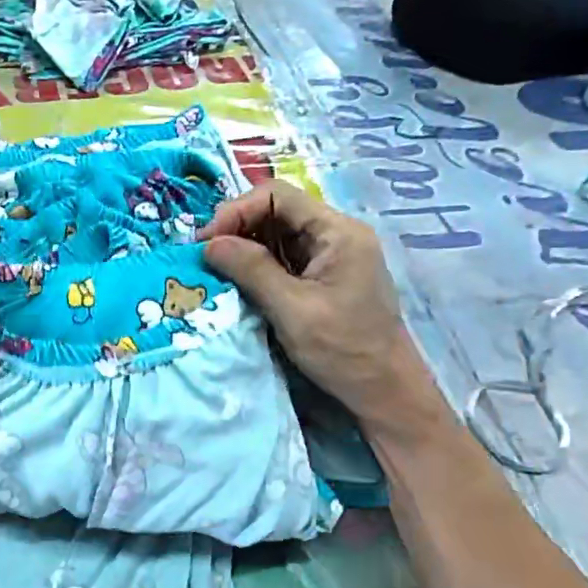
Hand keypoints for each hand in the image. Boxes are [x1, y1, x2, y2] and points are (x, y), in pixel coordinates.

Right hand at [199, 180, 435, 427]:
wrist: (383, 390)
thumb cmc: (343, 349)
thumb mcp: (292, 309)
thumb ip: (251, 269)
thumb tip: (209, 243)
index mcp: (338, 233)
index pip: (277, 197)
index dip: (236, 211)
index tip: (206, 242)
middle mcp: (336, 234)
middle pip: (276, 210)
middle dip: (236, 227)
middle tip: (205, 256)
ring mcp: (329, 255)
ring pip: (276, 233)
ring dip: (242, 246)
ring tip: (215, 268)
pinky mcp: (321, 276)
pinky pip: (281, 256)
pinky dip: (255, 263)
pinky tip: (236, 280)